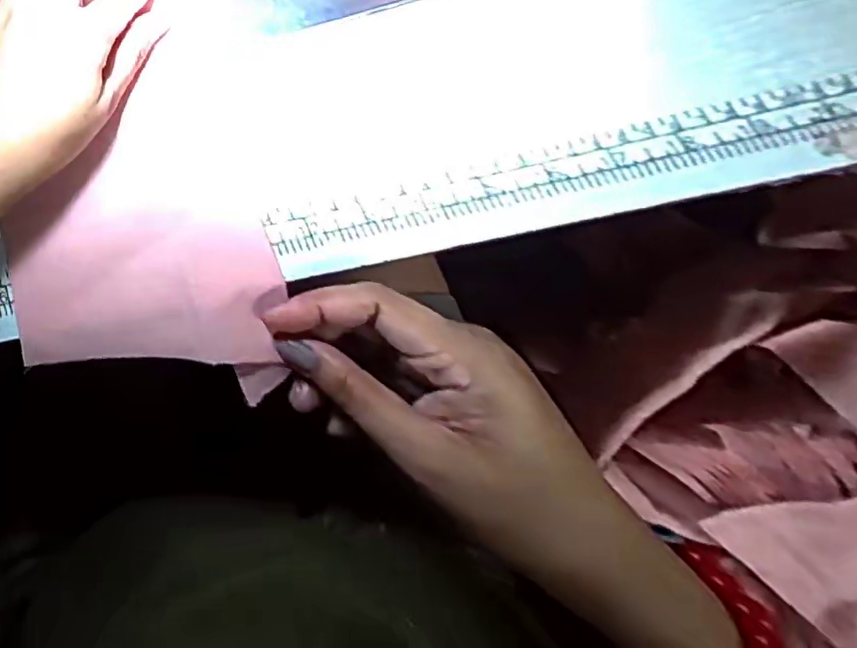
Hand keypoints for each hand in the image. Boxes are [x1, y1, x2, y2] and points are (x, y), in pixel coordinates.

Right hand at [263, 283, 736, 647]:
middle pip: (371, 319)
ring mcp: (455, 363)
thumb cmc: (511, 505)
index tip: (269, 323)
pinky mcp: (451, 386)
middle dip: (320, 339)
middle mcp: (455, 340)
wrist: (587, 555)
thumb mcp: (423, 452)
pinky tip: (337, 419)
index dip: (317, 305)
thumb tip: (295, 350)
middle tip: (277, 365)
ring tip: (303, 403)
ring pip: (376, 348)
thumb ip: (356, 394)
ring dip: (335, 370)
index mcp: (460, 345)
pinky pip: (394, 374)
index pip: (375, 301)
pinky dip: (360, 390)